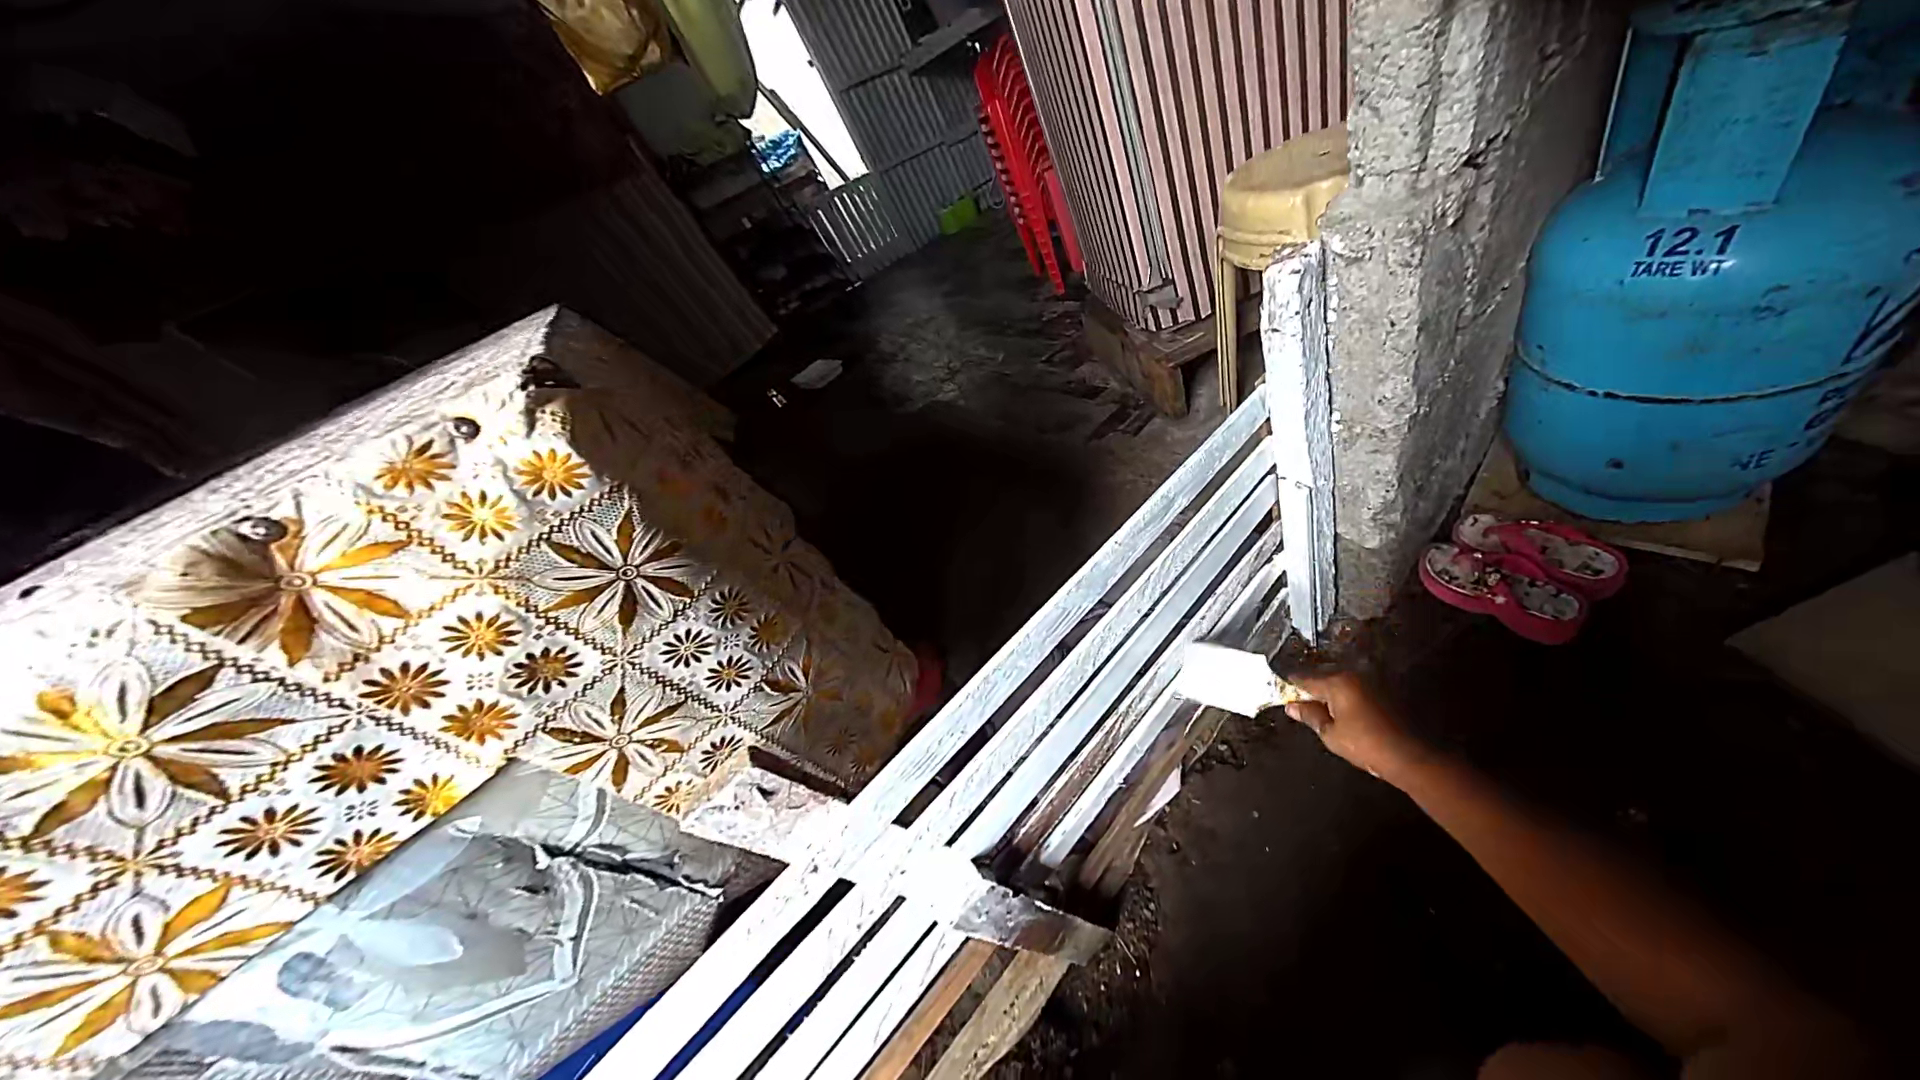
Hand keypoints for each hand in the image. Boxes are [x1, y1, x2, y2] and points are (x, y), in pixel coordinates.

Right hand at [1283, 672, 1428, 781]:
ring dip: (1328, 694)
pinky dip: (1343, 698)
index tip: (1280, 689)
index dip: (1290, 685)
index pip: (1305, 679)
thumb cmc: (1364, 744)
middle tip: (1298, 702)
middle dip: (1310, 689)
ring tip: (1318, 708)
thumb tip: (1291, 706)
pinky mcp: (1382, 693)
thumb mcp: (1330, 733)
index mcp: (1337, 683)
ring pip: (1339, 685)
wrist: (1408, 757)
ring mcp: (1370, 684)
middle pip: (1323, 679)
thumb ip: (1309, 716)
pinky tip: (1340, 712)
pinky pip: (1353, 691)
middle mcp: (1353, 677)